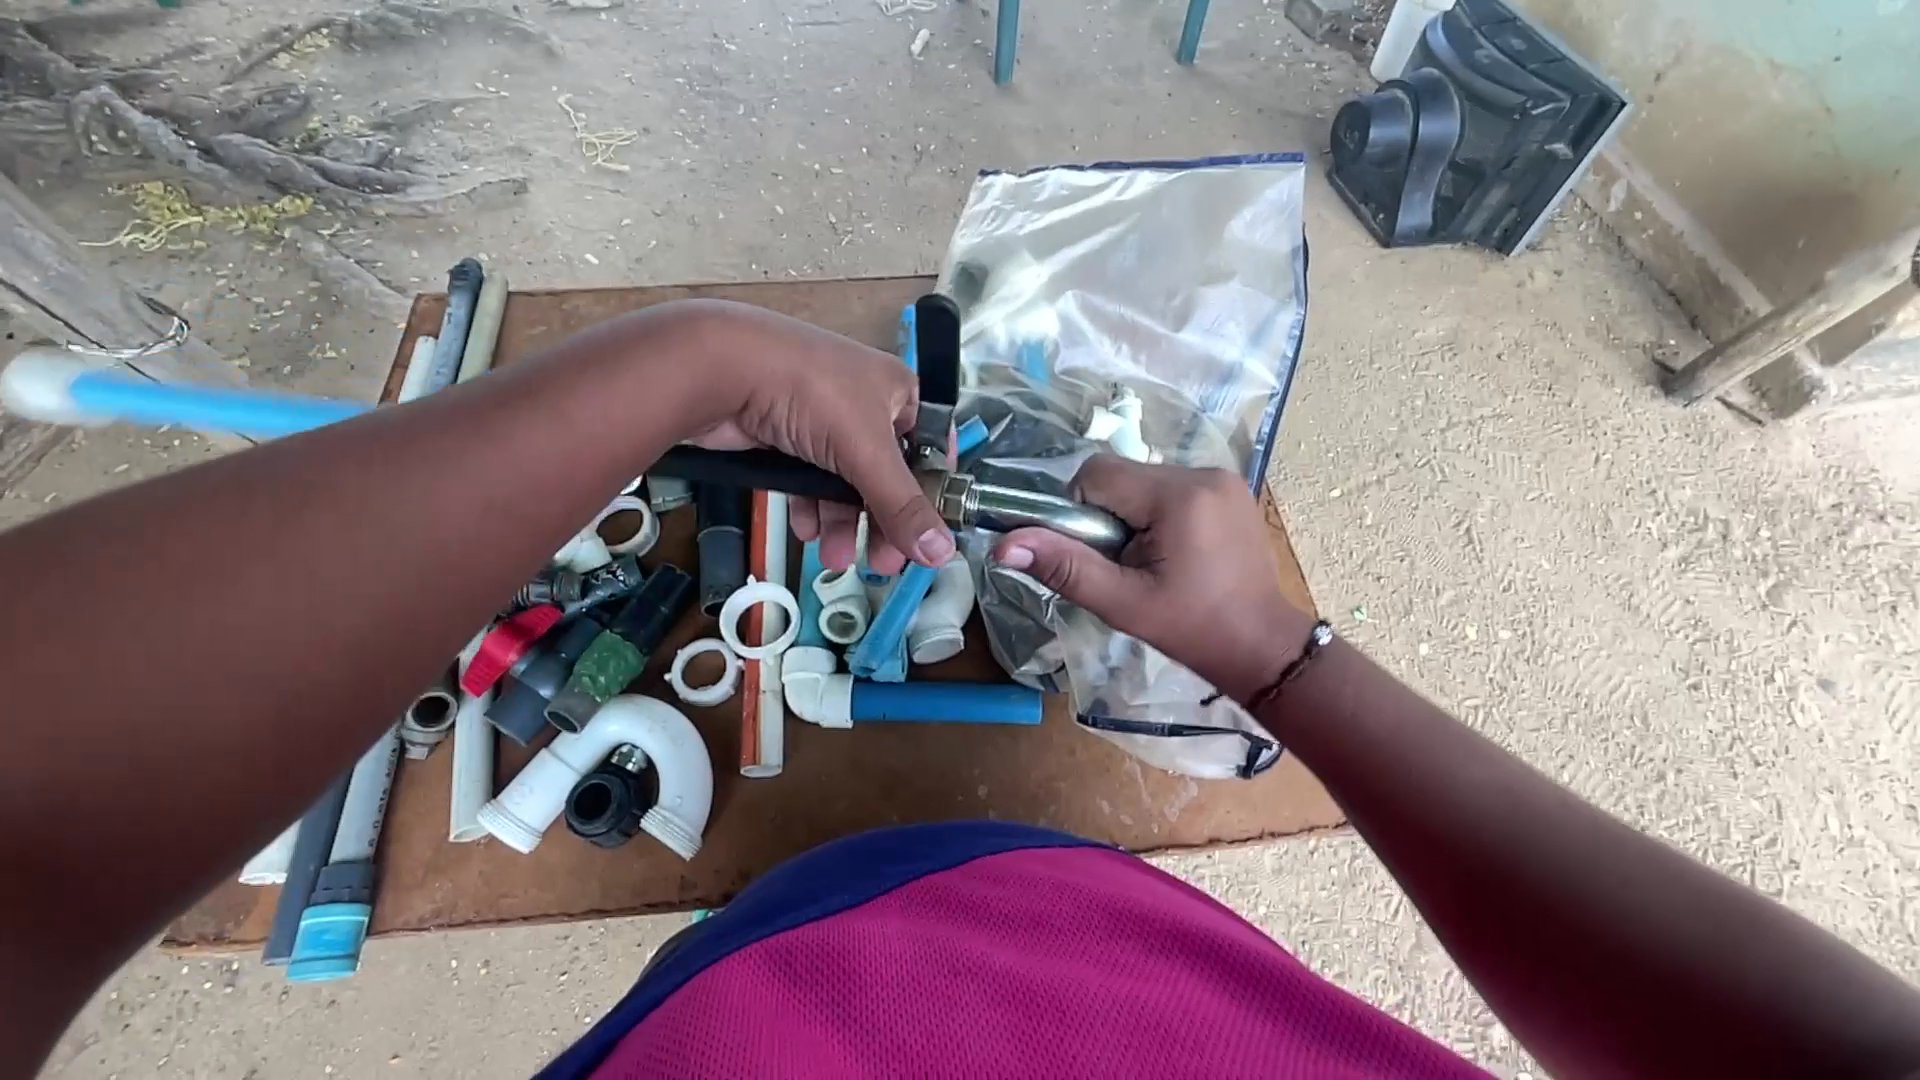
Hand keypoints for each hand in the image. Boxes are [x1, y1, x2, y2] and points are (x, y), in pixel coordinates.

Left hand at [667, 300, 951, 574]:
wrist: (722, 367)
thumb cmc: (810, 391)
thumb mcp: (866, 451)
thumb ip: (902, 505)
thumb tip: (942, 553)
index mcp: (897, 393)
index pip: (929, 450)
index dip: (930, 494)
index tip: (928, 535)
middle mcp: (865, 404)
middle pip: (886, 475)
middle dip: (882, 521)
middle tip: (882, 563)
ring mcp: (823, 420)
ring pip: (845, 483)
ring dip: (843, 524)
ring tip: (836, 558)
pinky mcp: (787, 436)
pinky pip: (810, 480)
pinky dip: (811, 507)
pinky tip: (806, 531)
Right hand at [991, 456, 1310, 702]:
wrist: (1262, 647)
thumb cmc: (1192, 629)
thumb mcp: (1122, 603)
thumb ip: (1064, 568)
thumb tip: (1004, 546)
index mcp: (1179, 496)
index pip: (1095, 475)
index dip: (1080, 513)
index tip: (1102, 555)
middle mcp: (1203, 472)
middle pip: (1120, 475)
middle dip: (1108, 516)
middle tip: (1128, 565)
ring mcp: (1222, 478)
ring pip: (1142, 481)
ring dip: (1132, 516)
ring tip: (1154, 563)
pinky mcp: (1229, 489)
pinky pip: (1169, 488)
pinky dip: (1157, 514)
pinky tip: (1175, 552)